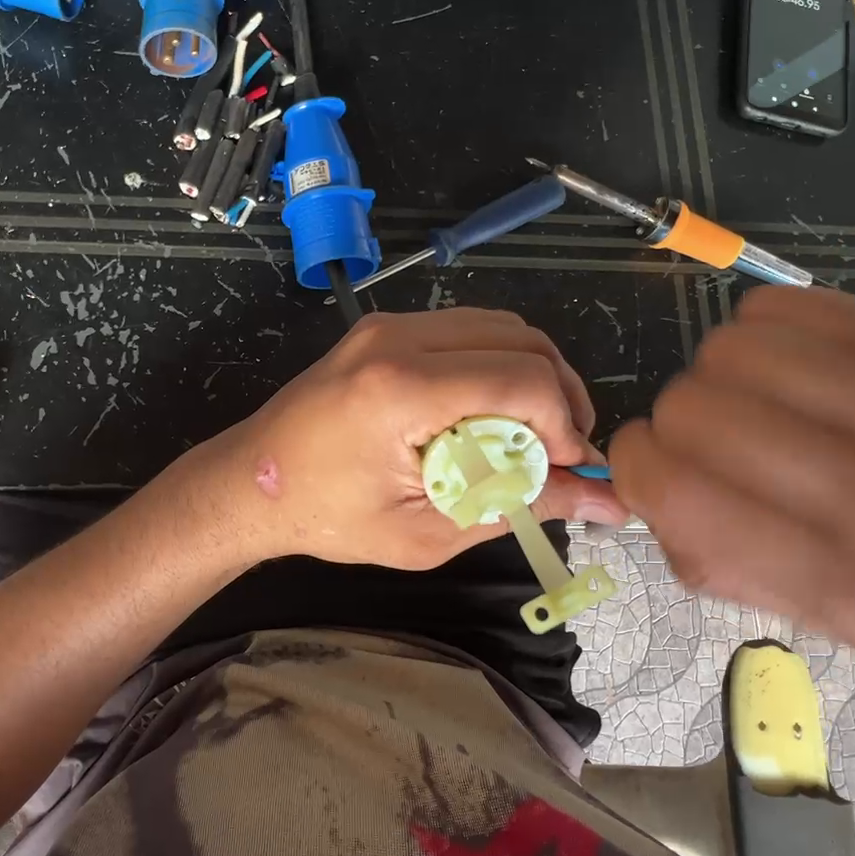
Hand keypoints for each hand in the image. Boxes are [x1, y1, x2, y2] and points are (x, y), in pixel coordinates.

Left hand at [165, 308, 628, 571]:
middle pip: (522, 341)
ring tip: (530, 435)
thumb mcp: (427, 529)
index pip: (524, 378)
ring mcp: (385, 325)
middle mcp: (395, 339)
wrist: (250, 482)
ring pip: (498, 327)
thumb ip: (518, 505)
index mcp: (401, 388)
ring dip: (530, 376)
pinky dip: (494, 363)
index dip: (565, 426)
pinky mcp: (381, 329)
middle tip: (559, 454)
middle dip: (560, 396)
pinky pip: (464, 329)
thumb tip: (604, 500)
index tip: (567, 471)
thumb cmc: (327, 517)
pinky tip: (489, 411)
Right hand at [609, 287, 854, 678]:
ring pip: (726, 349)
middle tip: (717, 448)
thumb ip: (742, 571)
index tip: (656, 474)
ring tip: (765, 405)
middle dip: (677, 428)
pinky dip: (765, 334)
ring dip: (720, 378)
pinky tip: (800, 368)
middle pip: (689, 407)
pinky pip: (783, 305)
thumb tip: (653, 498)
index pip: (672, 486)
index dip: (636, 471)